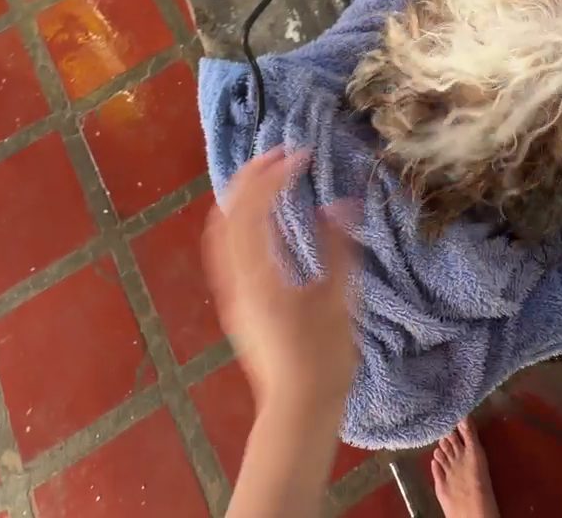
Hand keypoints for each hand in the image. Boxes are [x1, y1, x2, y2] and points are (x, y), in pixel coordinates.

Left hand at [203, 147, 358, 420]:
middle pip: (229, 212)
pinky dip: (235, 217)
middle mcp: (236, 278)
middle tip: (280, 152)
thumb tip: (341, 202)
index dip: (275, 175)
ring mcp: (230, 290)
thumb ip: (339, 248)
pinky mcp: (234, 299)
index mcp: (261, 276)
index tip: (300, 156)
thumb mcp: (340, 300)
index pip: (255, 209)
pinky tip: (256, 214)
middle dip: (252, 175)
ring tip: (265, 173)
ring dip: (240, 194)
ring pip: (220, 228)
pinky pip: (223, 245)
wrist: (298, 408)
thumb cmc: (324, 358)